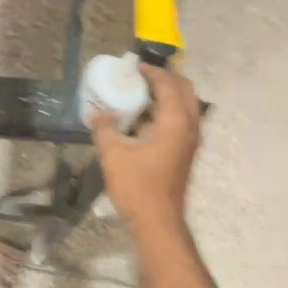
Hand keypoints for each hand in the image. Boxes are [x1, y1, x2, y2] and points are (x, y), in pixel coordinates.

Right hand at [90, 63, 202, 239]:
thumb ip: (105, 128)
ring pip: (185, 106)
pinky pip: (180, 121)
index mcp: (176, 121)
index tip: (133, 67)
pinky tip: (143, 122)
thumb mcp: (114, 154)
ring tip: (140, 96)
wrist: (157, 220)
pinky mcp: (184, 153)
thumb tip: (97, 112)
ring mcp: (190, 140)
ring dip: (166, 96)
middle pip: (184, 90)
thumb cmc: (137, 186)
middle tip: (141, 78)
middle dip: (164, 79)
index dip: (151, 72)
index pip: (168, 84)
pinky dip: (165, 113)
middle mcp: (190, 126)